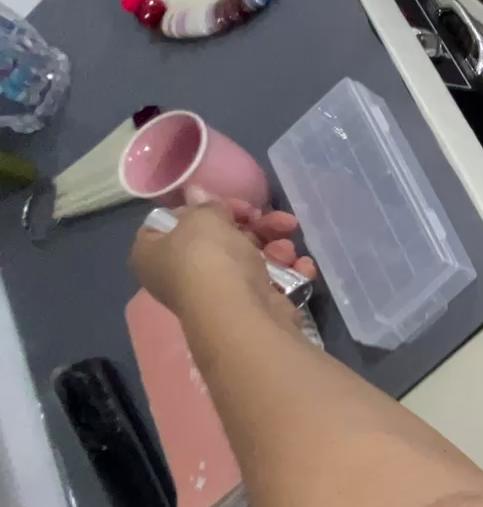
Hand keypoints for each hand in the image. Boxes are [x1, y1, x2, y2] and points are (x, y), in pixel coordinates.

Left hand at [129, 185, 318, 318]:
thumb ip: (207, 206)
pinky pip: (272, 281)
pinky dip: (290, 271)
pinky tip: (304, 265)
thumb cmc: (210, 261)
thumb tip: (199, 193)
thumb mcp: (204, 219)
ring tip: (290, 247)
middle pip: (221, 241)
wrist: (242, 313)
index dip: (205, 210)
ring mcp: (220, 292)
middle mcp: (182, 273)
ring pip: (251, 260)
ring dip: (276, 249)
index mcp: (154, 252)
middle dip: (255, 229)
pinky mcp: (254, 305)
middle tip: (279, 221)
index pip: (174, 224)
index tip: (235, 205)